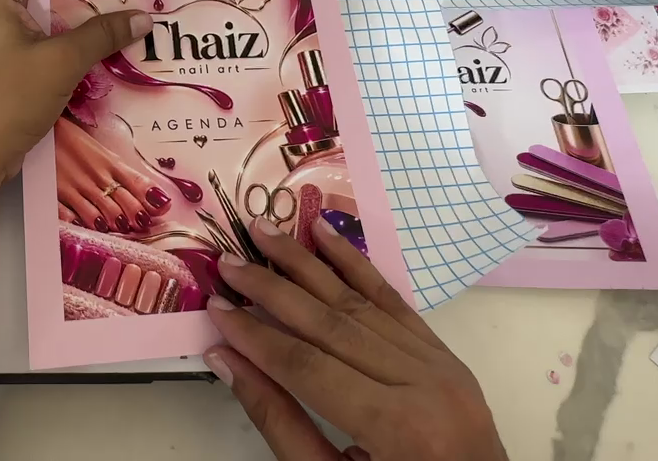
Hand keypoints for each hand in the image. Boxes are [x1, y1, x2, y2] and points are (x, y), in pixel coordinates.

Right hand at [203, 217, 506, 460]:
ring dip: (304, 261)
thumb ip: (280, 423)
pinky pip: (391, 298)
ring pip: (356, 299)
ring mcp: (439, 363)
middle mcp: (423, 384)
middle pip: (329, 323)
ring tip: (263, 229)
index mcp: (398, 428)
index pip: (307, 367)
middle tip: (227, 261)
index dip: (255, 335)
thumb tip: (225, 359)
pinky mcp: (443, 352)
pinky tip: (324, 231)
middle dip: (271, 288)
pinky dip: (354, 262)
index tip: (213, 306)